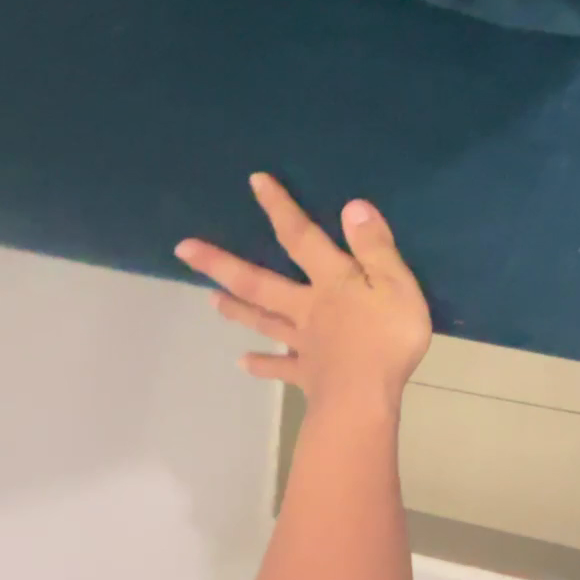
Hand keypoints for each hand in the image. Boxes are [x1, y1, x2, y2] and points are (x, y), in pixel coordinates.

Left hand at [177, 173, 432, 416]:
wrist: (365, 397)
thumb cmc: (389, 336)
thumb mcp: (396, 283)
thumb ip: (375, 246)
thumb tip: (352, 205)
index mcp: (332, 282)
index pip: (302, 238)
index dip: (280, 209)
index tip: (255, 183)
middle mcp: (307, 307)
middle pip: (260, 282)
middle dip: (224, 264)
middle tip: (183, 249)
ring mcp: (303, 341)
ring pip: (263, 320)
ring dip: (236, 309)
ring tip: (209, 298)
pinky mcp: (307, 372)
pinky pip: (279, 366)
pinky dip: (261, 362)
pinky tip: (244, 361)